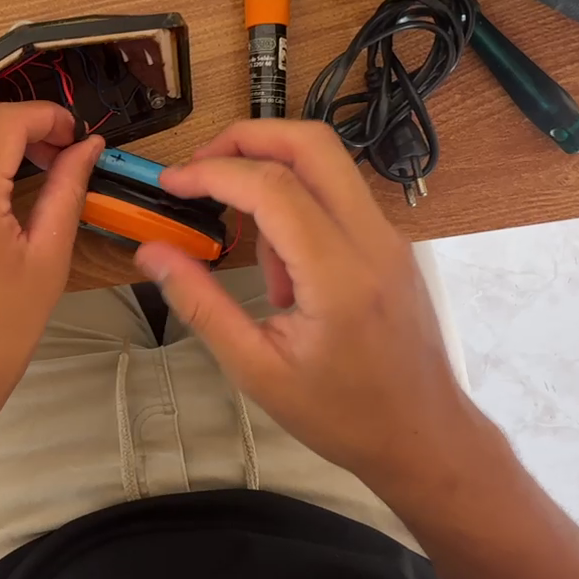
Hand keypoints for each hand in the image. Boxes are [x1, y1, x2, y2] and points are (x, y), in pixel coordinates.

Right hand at [133, 120, 491, 498]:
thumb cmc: (342, 414)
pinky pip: (334, 194)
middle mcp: (372, 240)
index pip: (272, 187)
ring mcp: (388, 236)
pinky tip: (284, 268)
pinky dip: (294, 203)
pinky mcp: (389, 241)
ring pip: (325, 161)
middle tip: (199, 167)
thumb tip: (152, 252)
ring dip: (270, 175)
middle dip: (245, 138)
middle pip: (311, 143)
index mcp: (340, 276)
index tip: (171, 184)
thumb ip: (198, 303)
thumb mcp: (254, 368)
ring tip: (252, 251)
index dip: (212, 172)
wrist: (427, 439)